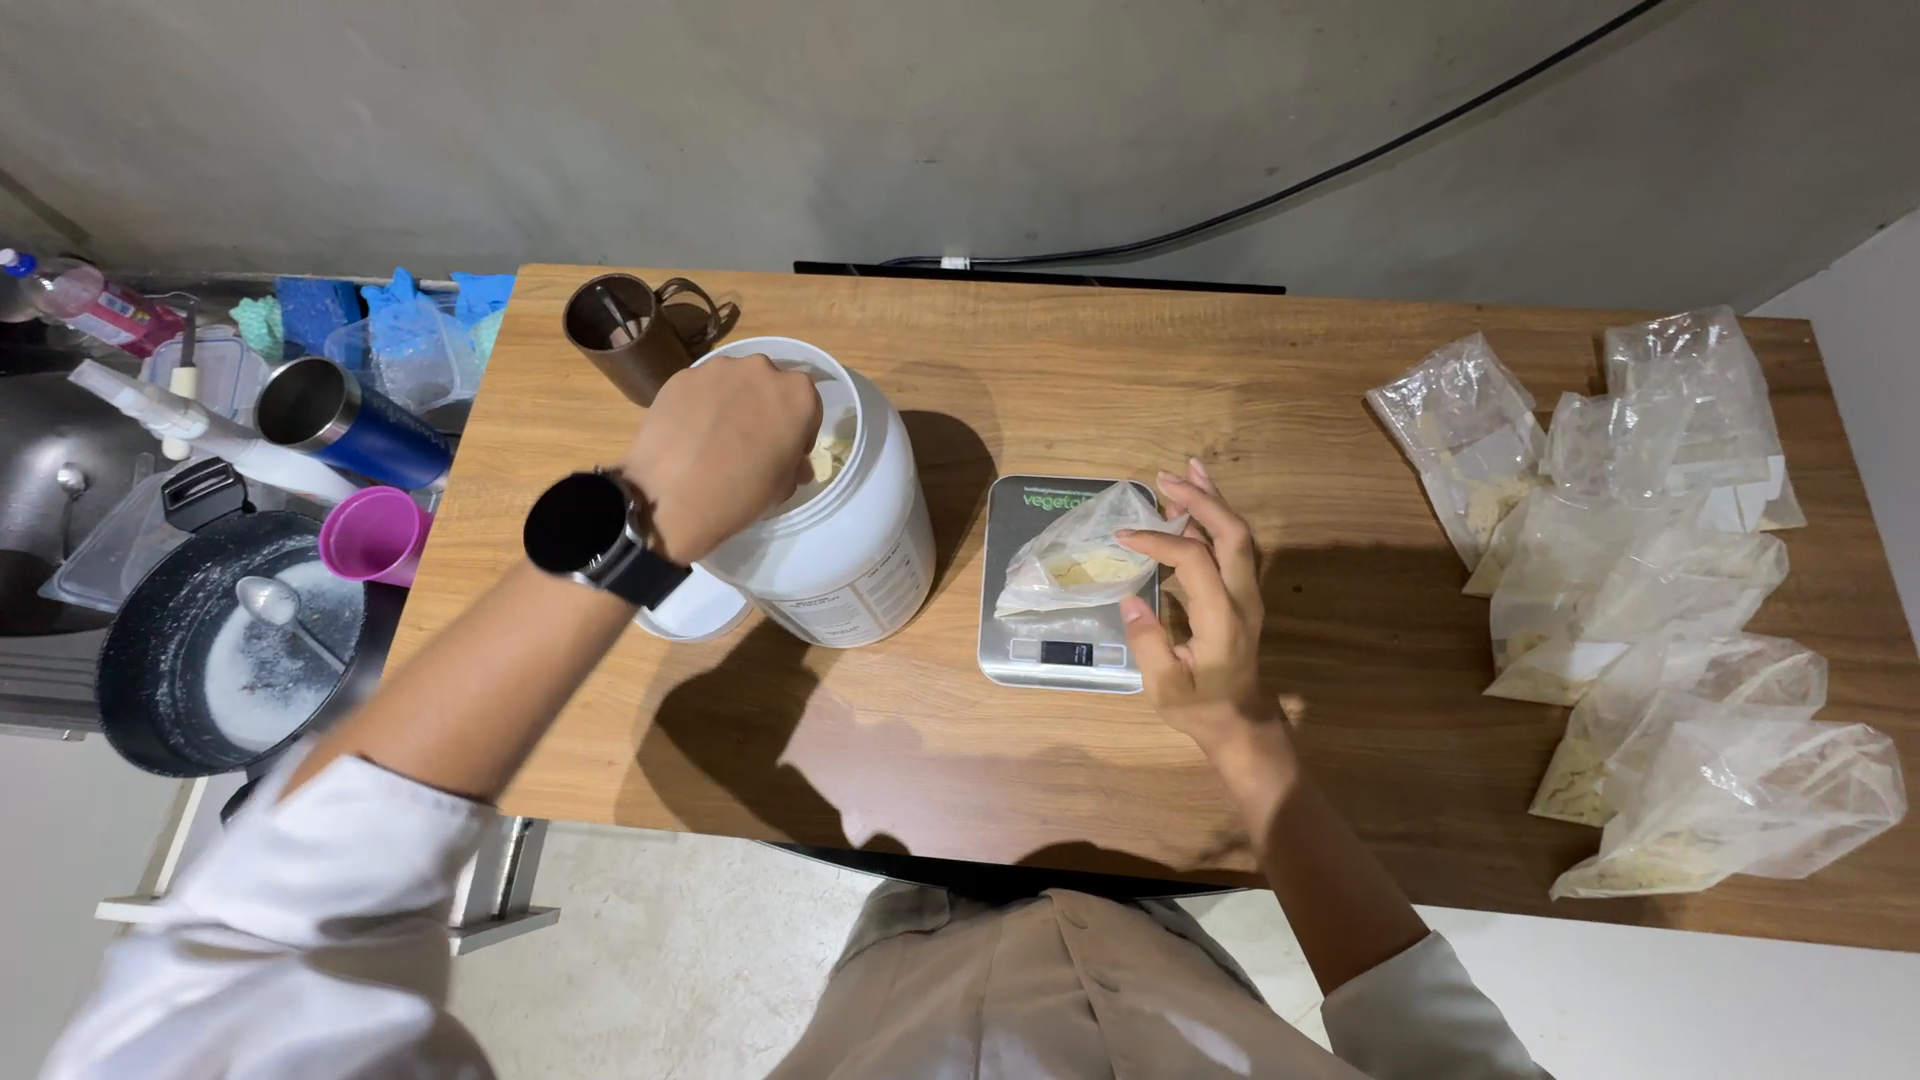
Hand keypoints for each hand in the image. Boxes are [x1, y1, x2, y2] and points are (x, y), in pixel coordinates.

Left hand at [620, 353, 820, 562]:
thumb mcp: (785, 486)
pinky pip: (700, 389)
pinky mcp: (680, 376)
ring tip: (716, 438)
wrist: (673, 497)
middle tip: (752, 442)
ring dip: (732, 404)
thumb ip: (795, 463)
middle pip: (770, 386)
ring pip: (733, 383)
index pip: (809, 406)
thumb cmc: (743, 493)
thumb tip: (793, 462)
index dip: (800, 430)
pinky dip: (701, 406)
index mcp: (798, 394)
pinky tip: (691, 435)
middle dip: (765, 409)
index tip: (788, 450)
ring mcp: (717, 369)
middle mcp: (761, 369)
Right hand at [1116, 459, 1284, 759]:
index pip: (1195, 560)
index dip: (1159, 541)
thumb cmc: (1199, 706)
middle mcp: (1243, 598)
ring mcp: (1248, 594)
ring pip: (1239, 535)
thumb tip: (1129, 599)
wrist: (1240, 721)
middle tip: (1164, 478)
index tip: (1124, 536)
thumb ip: (1148, 643)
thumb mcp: (1165, 687)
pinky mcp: (1243, 594)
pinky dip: (1216, 518)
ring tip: (1187, 471)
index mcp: (1222, 618)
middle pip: (1232, 534)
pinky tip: (1195, 504)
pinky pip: (1235, 546)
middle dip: (1200, 500)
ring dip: (1213, 501)